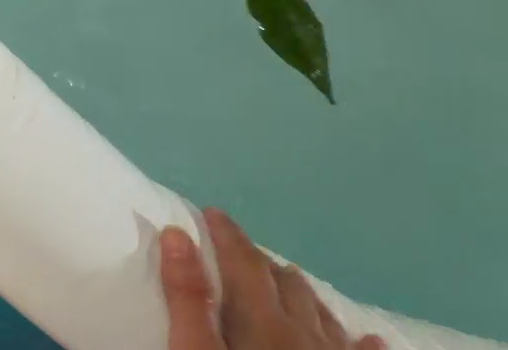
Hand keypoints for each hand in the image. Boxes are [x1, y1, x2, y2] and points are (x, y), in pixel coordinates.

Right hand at [161, 208, 384, 349]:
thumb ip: (186, 295)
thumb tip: (177, 233)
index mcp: (262, 320)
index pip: (245, 262)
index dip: (228, 234)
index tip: (212, 212)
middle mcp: (306, 336)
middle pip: (287, 285)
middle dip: (262, 261)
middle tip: (239, 248)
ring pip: (325, 317)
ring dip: (303, 292)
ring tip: (288, 279)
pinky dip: (364, 344)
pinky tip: (371, 340)